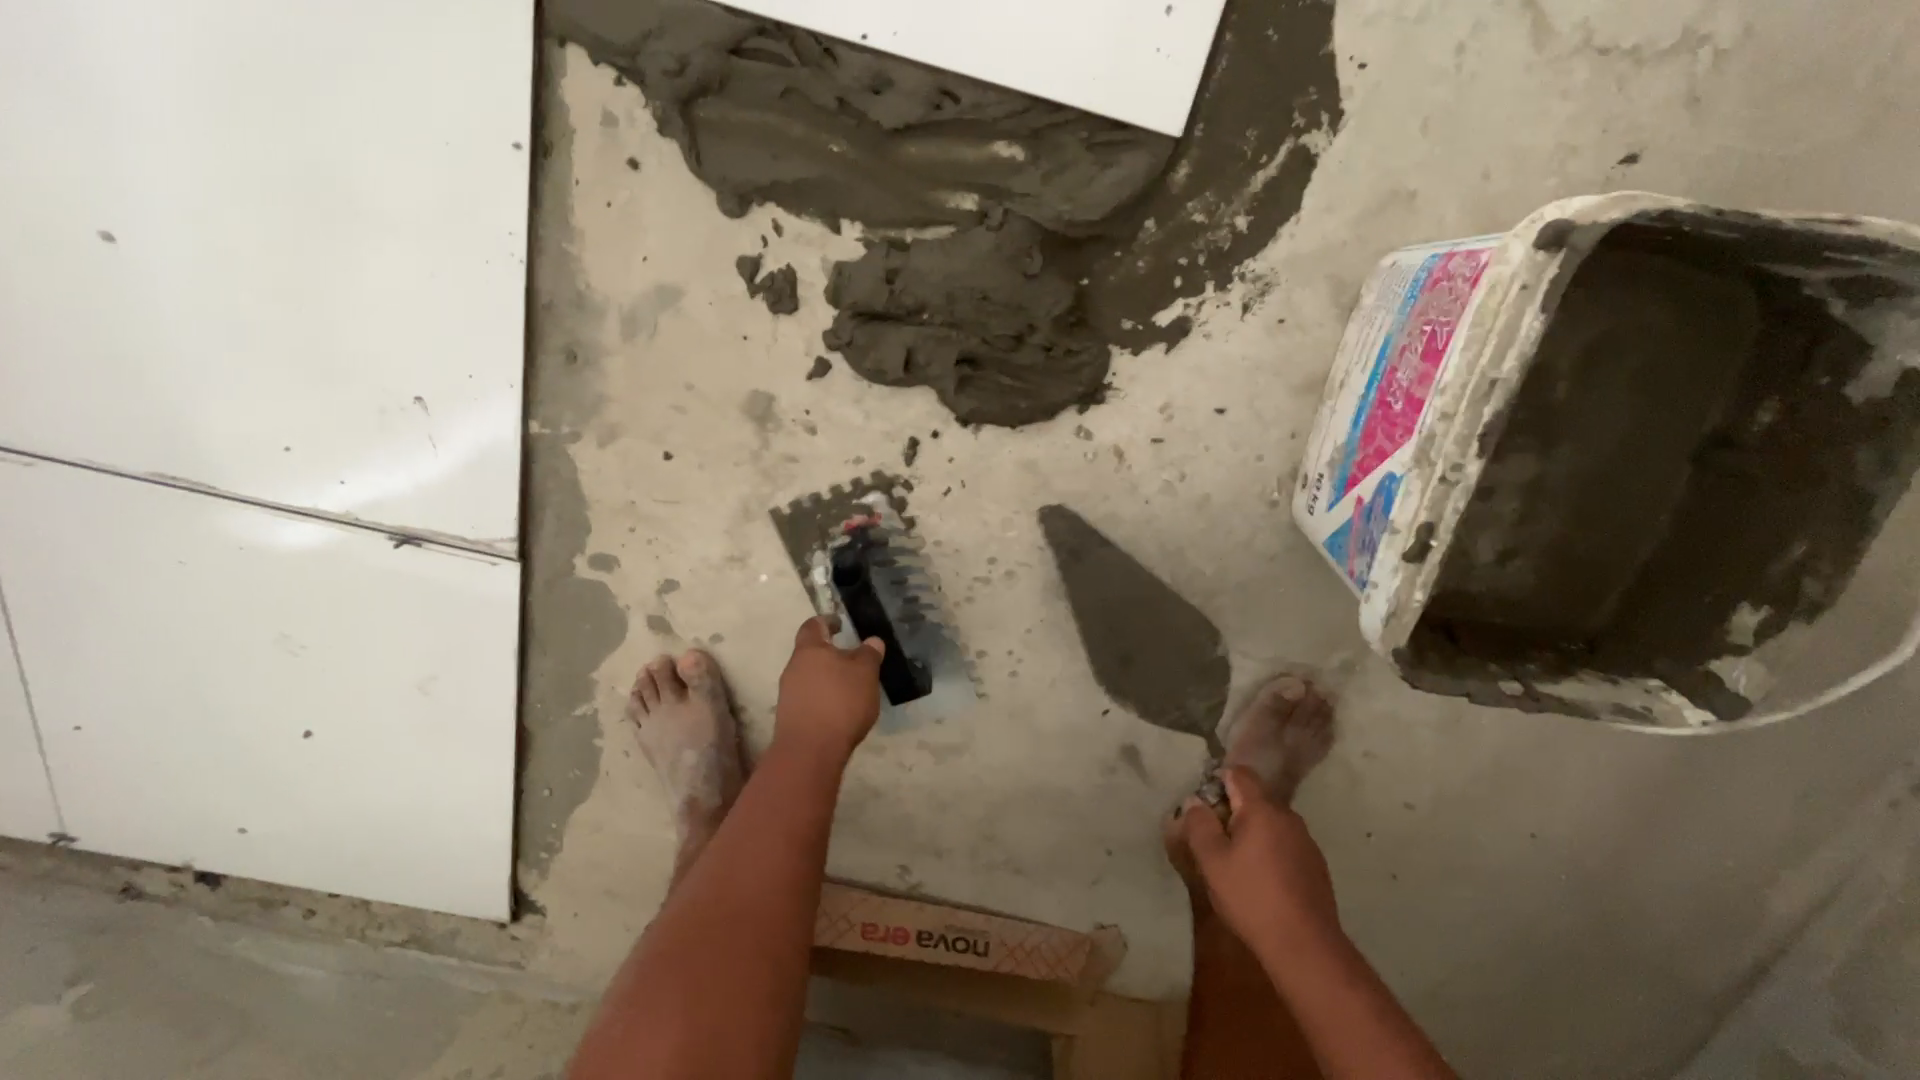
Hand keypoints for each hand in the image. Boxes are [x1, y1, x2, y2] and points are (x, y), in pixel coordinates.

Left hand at [774, 615, 885, 763]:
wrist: (810, 750)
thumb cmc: (840, 702)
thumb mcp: (865, 674)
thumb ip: (869, 655)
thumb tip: (872, 641)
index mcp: (810, 650)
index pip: (814, 626)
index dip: (827, 621)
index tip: (839, 623)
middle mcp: (794, 667)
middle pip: (810, 653)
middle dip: (829, 654)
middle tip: (852, 659)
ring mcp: (788, 693)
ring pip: (809, 677)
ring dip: (827, 678)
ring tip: (849, 687)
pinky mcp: (790, 716)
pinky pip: (808, 698)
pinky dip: (823, 698)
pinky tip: (838, 710)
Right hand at [1181, 767, 1341, 956]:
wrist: (1304, 945)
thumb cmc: (1251, 897)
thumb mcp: (1212, 861)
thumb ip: (1200, 825)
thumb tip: (1195, 801)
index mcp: (1262, 809)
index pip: (1240, 774)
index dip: (1218, 781)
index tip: (1203, 806)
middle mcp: (1289, 817)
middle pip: (1256, 799)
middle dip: (1232, 811)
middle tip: (1212, 840)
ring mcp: (1306, 841)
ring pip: (1271, 823)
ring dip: (1252, 833)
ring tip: (1235, 863)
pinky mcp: (1315, 865)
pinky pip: (1285, 844)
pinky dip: (1269, 851)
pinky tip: (1261, 881)